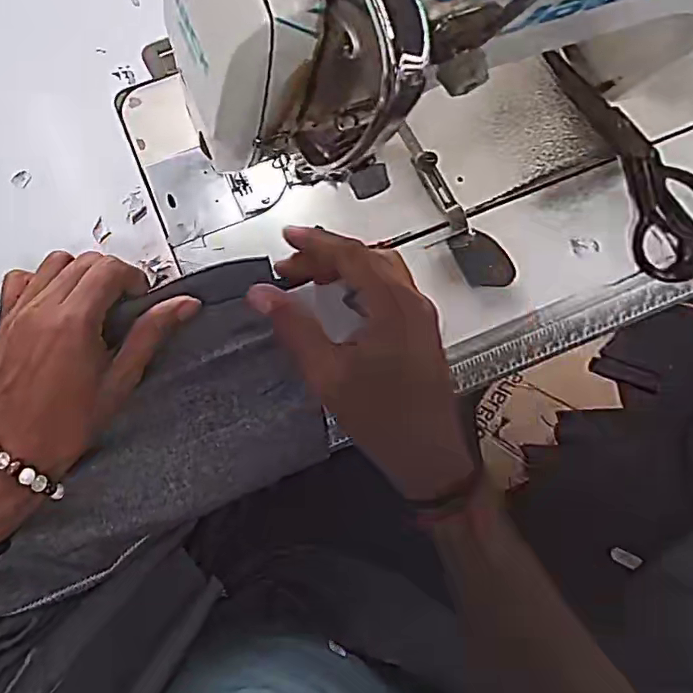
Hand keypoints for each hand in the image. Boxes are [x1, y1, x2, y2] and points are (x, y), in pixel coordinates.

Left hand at [0, 251, 199, 541]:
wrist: (22, 447)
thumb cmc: (66, 423)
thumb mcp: (120, 379)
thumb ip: (151, 333)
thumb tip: (181, 306)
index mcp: (74, 322)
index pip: (109, 269)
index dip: (133, 278)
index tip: (140, 297)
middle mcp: (43, 310)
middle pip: (85, 261)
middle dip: (111, 274)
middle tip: (122, 303)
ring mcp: (21, 312)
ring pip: (54, 262)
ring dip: (79, 271)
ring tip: (92, 301)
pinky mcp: (6, 320)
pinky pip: (19, 278)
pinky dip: (40, 279)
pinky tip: (55, 301)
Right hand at [246, 226, 475, 500]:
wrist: (429, 454)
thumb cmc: (387, 419)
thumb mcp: (327, 374)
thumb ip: (294, 328)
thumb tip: (264, 296)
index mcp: (393, 306)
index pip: (351, 255)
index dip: (316, 243)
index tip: (289, 237)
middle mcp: (412, 304)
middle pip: (366, 257)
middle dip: (324, 255)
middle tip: (290, 267)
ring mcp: (419, 316)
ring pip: (379, 270)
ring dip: (343, 268)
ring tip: (309, 279)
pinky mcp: (419, 330)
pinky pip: (388, 288)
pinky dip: (358, 283)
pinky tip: (338, 301)